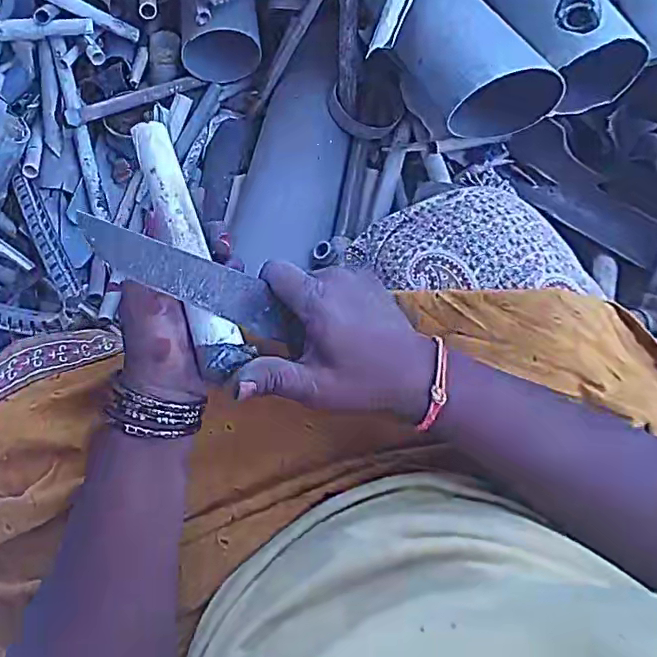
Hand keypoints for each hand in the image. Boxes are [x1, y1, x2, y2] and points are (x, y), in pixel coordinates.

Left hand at [115, 215, 228, 402]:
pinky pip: (234, 285)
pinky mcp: (223, 308)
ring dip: (226, 258)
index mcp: (156, 270)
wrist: (172, 385)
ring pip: (221, 261)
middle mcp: (180, 277)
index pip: (174, 235)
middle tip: (218, 243)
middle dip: (212, 238)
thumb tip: (152, 218)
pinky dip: (237, 279)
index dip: (186, 224)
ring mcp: (203, 292)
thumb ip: (150, 257)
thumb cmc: (150, 344)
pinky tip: (235, 280)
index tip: (196, 218)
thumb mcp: (144, 294)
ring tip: (225, 263)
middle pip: (202, 244)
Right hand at [234, 262, 438, 419]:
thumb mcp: (314, 386)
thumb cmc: (365, 382)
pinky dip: (336, 298)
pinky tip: (350, 325)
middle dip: (293, 304)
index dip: (267, 290)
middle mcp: (334, 277)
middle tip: (306, 338)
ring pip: (315, 279)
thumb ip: (273, 378)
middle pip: (294, 279)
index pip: (273, 270)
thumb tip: (236, 384)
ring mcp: (355, 275)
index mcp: (315, 298)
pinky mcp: (369, 279)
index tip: (275, 317)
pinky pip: (337, 281)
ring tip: (331, 333)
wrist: (420, 377)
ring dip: (314, 301)